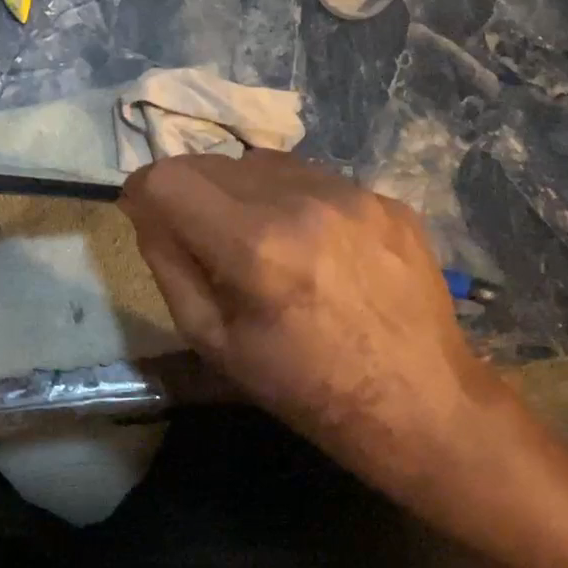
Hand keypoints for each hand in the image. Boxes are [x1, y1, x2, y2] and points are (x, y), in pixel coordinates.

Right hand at [120, 151, 495, 490]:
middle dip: (188, 191)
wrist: (424, 406)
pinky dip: (290, 199)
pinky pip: (310, 176)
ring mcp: (350, 194)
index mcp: (254, 246)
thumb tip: (146, 210)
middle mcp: (300, 202)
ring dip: (239, 190)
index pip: (166, 177)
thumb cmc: (303, 385)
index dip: (143, 194)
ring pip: (258, 162)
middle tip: (200, 235)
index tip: (146, 217)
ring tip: (261, 240)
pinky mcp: (384, 197)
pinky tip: (311, 245)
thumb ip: (167, 263)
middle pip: (208, 161)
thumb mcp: (211, 339)